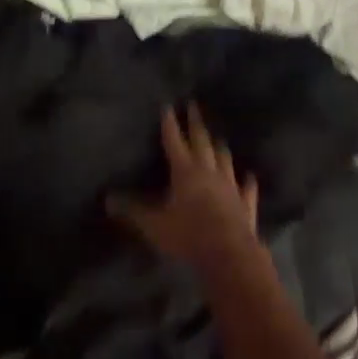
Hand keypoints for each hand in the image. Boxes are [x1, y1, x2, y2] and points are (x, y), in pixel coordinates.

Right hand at [109, 106, 261, 270]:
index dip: (170, 124)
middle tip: (193, 106)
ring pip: (224, 159)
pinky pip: (247, 188)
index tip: (168, 106)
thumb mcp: (154, 225)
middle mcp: (209, 171)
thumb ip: (132, 211)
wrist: (229, 253)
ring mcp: (230, 185)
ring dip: (219, 147)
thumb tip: (108, 199)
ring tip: (217, 137)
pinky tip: (249, 176)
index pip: (174, 141)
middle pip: (202, 141)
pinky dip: (247, 181)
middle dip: (196, 122)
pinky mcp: (245, 202)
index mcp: (185, 171)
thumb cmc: (188, 235)